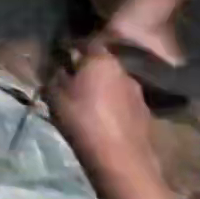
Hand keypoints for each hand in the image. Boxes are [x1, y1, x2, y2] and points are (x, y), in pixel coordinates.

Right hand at [51, 45, 160, 181]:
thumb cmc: (81, 117)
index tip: (62, 53)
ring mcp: (138, 92)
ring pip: (114, 83)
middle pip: (103, 64)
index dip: (75, 46)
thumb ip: (55, 75)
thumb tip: (59, 65)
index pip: (89, 42)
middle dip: (88, 69)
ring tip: (86, 101)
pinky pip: (122, 101)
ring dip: (101, 87)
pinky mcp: (145, 112)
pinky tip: (101, 117)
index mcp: (102, 61)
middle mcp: (124, 71)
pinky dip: (112, 104)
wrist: (119, 156)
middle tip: (71, 79)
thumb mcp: (54, 94)